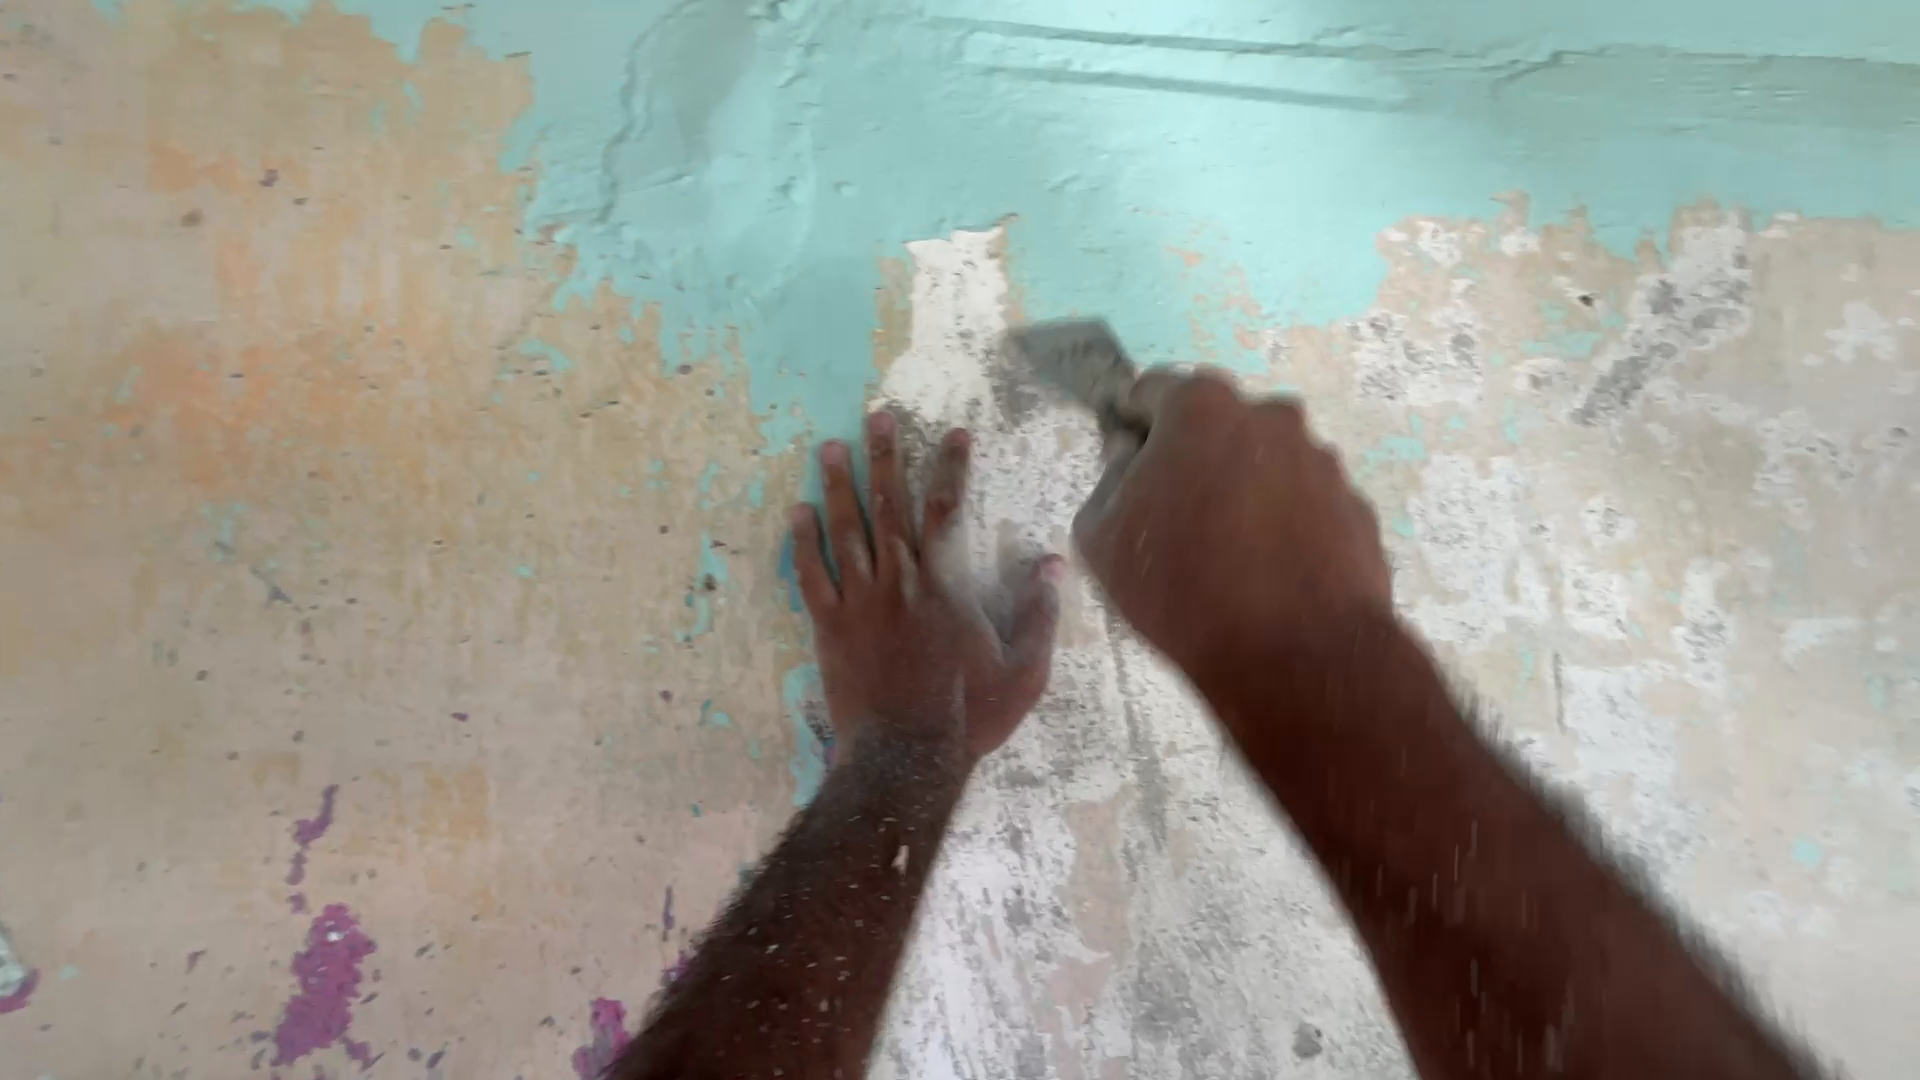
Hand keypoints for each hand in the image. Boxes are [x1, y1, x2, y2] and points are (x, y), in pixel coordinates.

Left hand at [789, 410, 1063, 765]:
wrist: (905, 757)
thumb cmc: (968, 714)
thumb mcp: (1023, 669)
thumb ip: (1038, 613)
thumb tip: (1051, 563)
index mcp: (944, 585)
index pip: (948, 510)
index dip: (950, 468)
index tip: (954, 434)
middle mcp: (899, 581)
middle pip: (890, 506)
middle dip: (886, 457)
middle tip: (877, 415)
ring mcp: (859, 602)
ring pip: (847, 531)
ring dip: (839, 485)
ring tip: (831, 446)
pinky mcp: (829, 626)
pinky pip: (812, 576)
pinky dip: (804, 542)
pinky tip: (798, 511)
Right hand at [1071, 370, 1391, 681]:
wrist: (1292, 655)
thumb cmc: (1178, 585)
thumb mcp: (1100, 535)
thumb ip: (1108, 477)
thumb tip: (1131, 456)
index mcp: (1201, 408)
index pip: (1152, 390)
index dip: (1131, 424)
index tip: (1125, 463)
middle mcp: (1269, 416)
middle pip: (1213, 424)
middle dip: (1188, 456)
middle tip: (1171, 516)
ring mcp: (1321, 460)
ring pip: (1261, 462)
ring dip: (1237, 489)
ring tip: (1225, 554)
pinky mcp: (1355, 506)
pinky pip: (1301, 502)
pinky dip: (1280, 522)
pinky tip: (1266, 572)